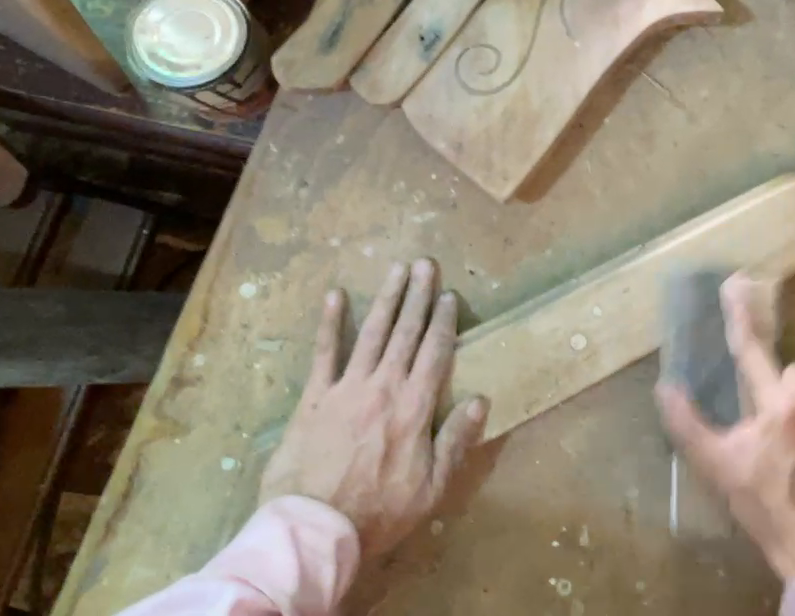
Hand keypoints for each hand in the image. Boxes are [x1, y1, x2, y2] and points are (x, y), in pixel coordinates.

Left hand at [260, 259, 487, 557]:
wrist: (314, 530)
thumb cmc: (378, 513)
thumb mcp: (431, 488)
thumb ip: (456, 441)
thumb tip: (481, 400)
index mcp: (414, 407)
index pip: (435, 352)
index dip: (443, 321)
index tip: (449, 294)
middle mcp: (384, 386)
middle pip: (406, 332)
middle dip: (418, 296)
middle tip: (425, 264)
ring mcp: (347, 388)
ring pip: (372, 333)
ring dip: (386, 299)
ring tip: (397, 269)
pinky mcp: (314, 398)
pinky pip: (324, 353)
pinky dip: (330, 323)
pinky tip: (336, 296)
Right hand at [656, 275, 794, 579]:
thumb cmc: (760, 503)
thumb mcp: (716, 466)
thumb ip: (687, 424)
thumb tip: (664, 388)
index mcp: (778, 406)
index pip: (752, 352)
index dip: (739, 318)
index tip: (733, 285)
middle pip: (788, 371)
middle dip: (773, 387)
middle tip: (761, 422)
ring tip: (787, 442)